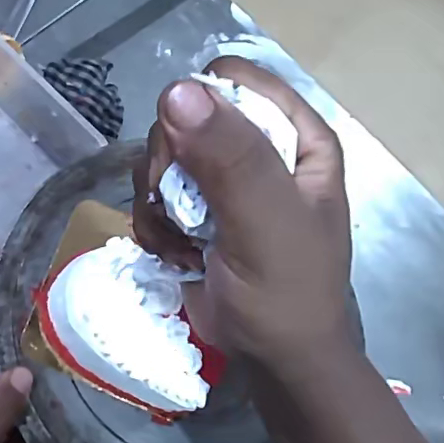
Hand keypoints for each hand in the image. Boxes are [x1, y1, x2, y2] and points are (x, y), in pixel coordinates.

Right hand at [131, 56, 352, 370]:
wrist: (273, 361)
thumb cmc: (287, 294)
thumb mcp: (267, 223)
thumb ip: (230, 158)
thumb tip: (176, 89)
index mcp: (293, 136)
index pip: (232, 82)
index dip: (199, 109)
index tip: (187, 157)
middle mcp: (255, 151)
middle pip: (183, 120)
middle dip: (169, 169)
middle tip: (181, 213)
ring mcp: (219, 186)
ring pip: (159, 162)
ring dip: (157, 206)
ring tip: (182, 244)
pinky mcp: (191, 217)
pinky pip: (150, 200)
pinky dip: (153, 230)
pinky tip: (174, 256)